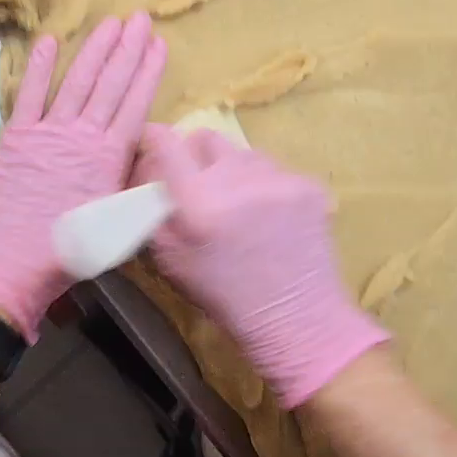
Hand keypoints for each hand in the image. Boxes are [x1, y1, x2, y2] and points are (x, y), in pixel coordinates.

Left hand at [0, 15, 166, 341]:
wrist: (13, 263)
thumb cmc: (72, 252)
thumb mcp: (120, 227)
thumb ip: (141, 192)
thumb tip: (163, 168)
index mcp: (111, 157)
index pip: (136, 103)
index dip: (148, 71)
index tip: (158, 43)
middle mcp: (84, 136)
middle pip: (111, 83)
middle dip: (128, 48)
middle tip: (140, 18)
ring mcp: (49, 132)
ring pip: (78, 81)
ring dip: (95, 50)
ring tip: (110, 23)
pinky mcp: (18, 137)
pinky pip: (30, 94)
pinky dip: (40, 68)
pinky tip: (50, 41)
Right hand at [135, 127, 387, 406]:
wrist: (294, 318)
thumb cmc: (223, 295)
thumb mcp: (169, 260)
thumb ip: (152, 210)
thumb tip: (148, 168)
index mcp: (198, 202)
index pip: (167, 142)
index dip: (155, 138)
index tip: (153, 144)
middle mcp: (238, 179)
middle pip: (206, 138)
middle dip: (196, 156)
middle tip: (199, 184)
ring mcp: (278, 179)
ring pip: (243, 153)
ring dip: (233, 171)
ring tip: (239, 207)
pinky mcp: (308, 184)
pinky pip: (275, 169)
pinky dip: (266, 186)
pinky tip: (270, 217)